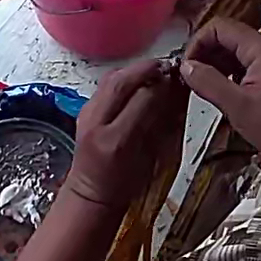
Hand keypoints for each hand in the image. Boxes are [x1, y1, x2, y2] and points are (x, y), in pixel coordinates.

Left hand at [63, 60, 186, 213]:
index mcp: (115, 141)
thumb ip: (159, 126)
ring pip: (109, 79)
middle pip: (119, 82)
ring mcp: (86, 115)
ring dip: (133, 70)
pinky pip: (104, 85)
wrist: (90, 194)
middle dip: (145, 69)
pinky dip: (123, 77)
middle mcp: (96, 123)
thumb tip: (174, 96)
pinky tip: (137, 79)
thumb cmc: (124, 184)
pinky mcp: (84, 110)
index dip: (160, 85)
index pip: (141, 100)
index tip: (176, 78)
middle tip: (166, 66)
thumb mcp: (149, 159)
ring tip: (154, 70)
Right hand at [180, 19, 260, 189]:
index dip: (197, 43)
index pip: (220, 27)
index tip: (187, 65)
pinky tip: (229, 96)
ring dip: (220, 66)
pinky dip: (235, 75)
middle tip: (193, 78)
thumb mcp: (240, 108)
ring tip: (208, 90)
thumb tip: (187, 67)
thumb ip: (209, 83)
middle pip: (230, 37)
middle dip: (207, 55)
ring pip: (240, 53)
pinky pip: (252, 66)